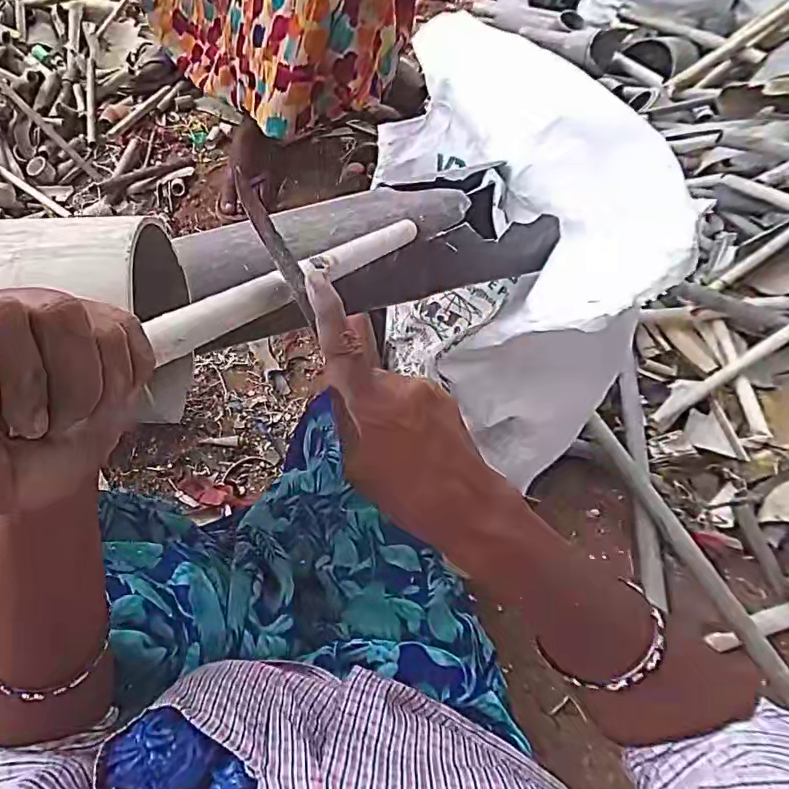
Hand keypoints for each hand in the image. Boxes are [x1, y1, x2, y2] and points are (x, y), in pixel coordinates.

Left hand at [0, 289, 153, 516]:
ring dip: (91, 390)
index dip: (18, 379)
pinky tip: (95, 403)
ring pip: (88, 323)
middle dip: (60, 388)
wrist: (50, 478)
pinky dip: (119, 385)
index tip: (14, 424)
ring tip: (69, 417)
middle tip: (42, 427)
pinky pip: (123, 335)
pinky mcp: (95, 318)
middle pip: (52, 312)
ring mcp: (45, 307)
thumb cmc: (1, 472)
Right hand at [307, 269, 517, 553]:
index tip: (318, 281)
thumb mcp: (356, 465)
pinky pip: (408, 397)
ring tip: (394, 449)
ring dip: (381, 409)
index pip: (341, 347)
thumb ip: (342, 421)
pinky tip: (411, 446)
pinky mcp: (442, 396)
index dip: (327, 311)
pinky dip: (402, 415)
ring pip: (385, 387)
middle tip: (362, 434)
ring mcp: (424, 389)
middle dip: (355, 394)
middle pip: (362, 371)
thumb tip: (336, 394)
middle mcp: (399, 386)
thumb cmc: (409, 496)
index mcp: (371, 403)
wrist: (470, 508)